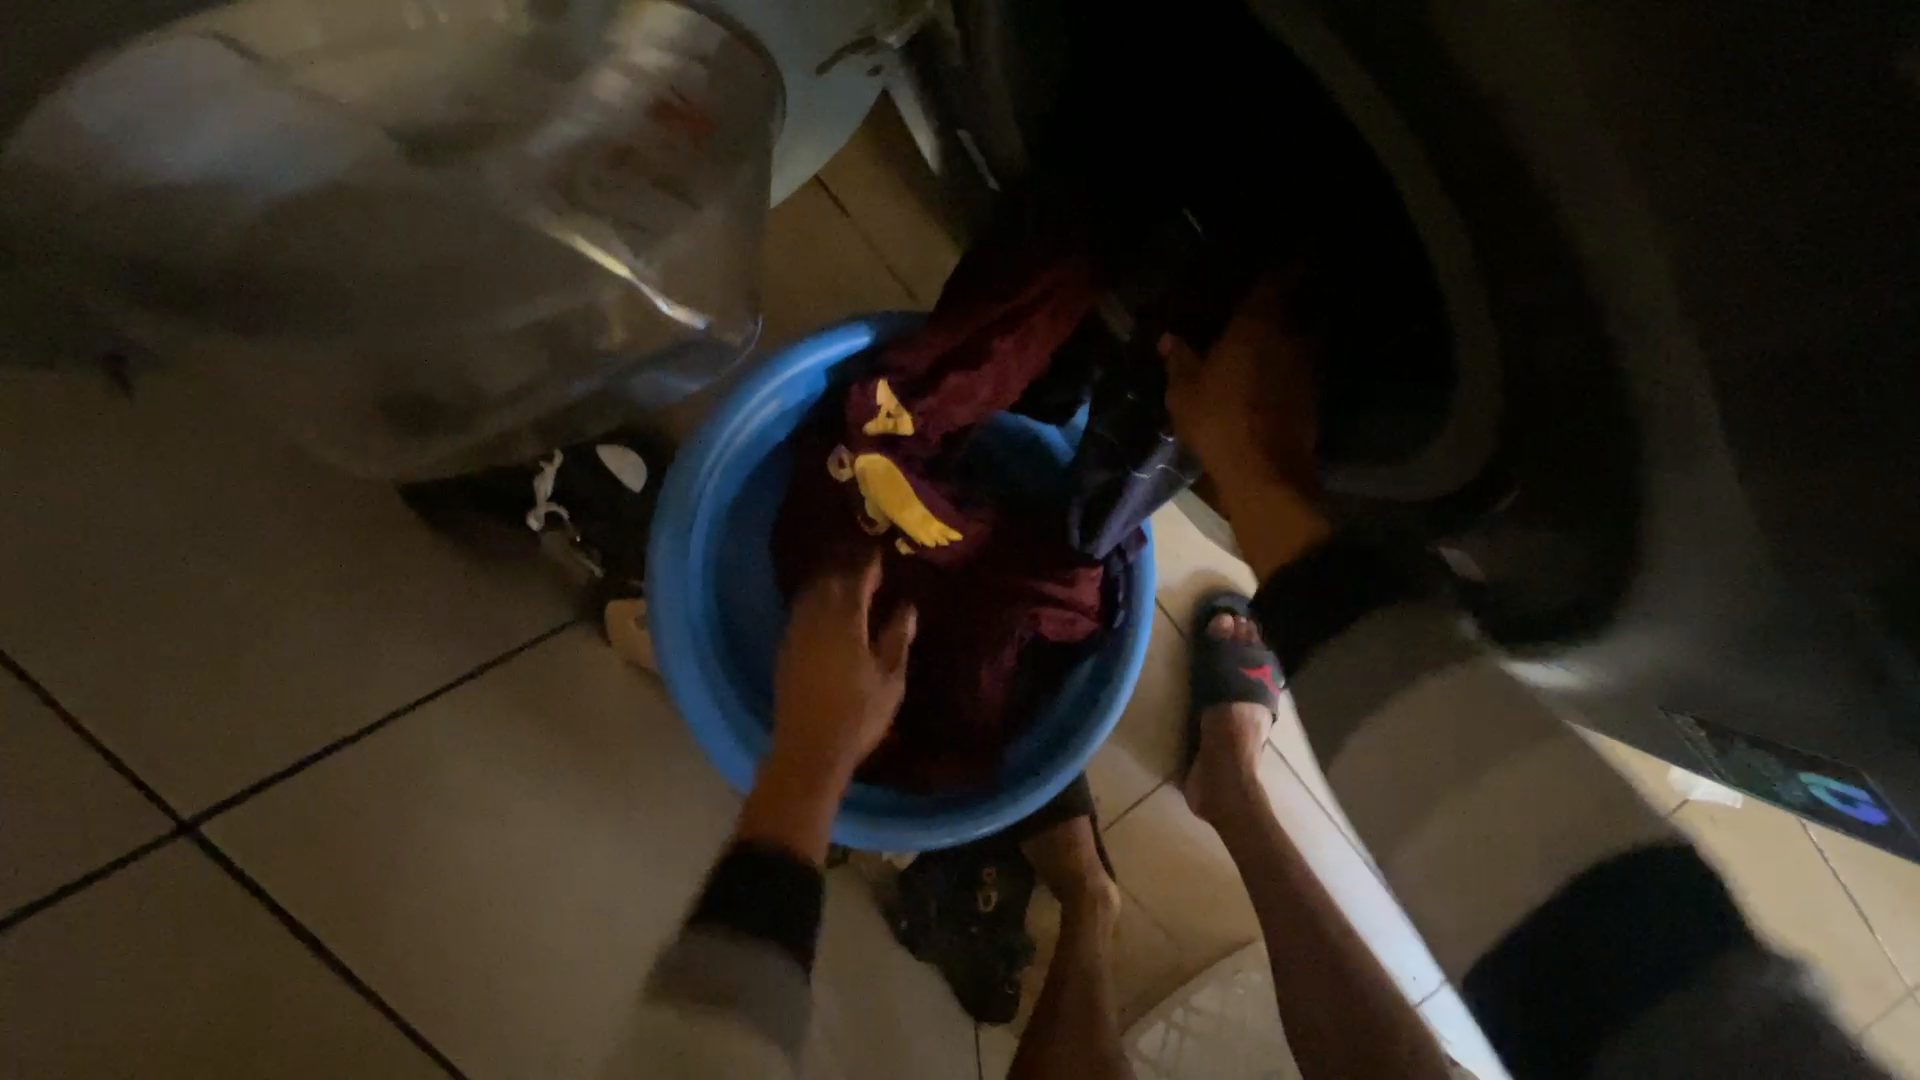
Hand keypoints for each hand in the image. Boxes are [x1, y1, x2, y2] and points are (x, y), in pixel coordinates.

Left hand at [737, 552, 915, 864]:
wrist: (808, 751)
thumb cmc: (858, 716)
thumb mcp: (891, 679)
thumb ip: (898, 638)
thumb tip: (906, 607)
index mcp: (845, 622)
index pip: (857, 581)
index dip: (869, 566)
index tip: (881, 556)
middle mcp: (815, 621)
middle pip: (829, 582)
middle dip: (847, 571)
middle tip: (866, 568)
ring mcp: (795, 635)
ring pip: (810, 596)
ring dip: (828, 585)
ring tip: (846, 585)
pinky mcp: (785, 651)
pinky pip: (800, 614)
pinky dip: (814, 604)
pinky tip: (825, 613)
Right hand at [1162, 270, 1332, 577]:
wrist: (1265, 471)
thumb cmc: (1218, 422)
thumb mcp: (1184, 392)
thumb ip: (1179, 360)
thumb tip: (1168, 338)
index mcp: (1257, 324)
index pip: (1275, 279)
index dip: (1276, 267)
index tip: (1270, 261)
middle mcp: (1291, 335)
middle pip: (1298, 302)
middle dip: (1287, 297)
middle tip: (1268, 299)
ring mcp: (1309, 365)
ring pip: (1305, 334)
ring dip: (1292, 332)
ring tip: (1271, 335)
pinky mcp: (1315, 394)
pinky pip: (1304, 365)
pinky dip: (1293, 363)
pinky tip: (1275, 373)